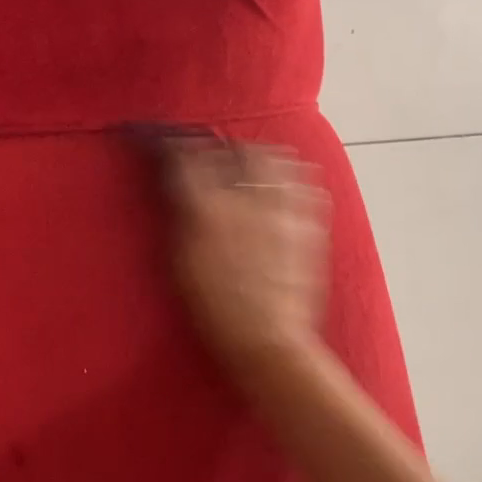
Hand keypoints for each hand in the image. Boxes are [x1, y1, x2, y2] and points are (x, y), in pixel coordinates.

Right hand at [158, 139, 330, 372]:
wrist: (263, 338)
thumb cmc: (210, 303)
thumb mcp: (179, 256)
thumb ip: (182, 212)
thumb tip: (179, 183)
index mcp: (207, 208)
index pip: (189, 159)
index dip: (178, 145)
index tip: (173, 143)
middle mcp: (246, 201)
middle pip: (239, 150)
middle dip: (226, 146)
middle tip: (218, 154)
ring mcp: (282, 212)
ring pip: (278, 162)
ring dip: (263, 157)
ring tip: (254, 166)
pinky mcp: (309, 227)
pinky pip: (308, 189)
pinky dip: (295, 182)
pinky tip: (285, 192)